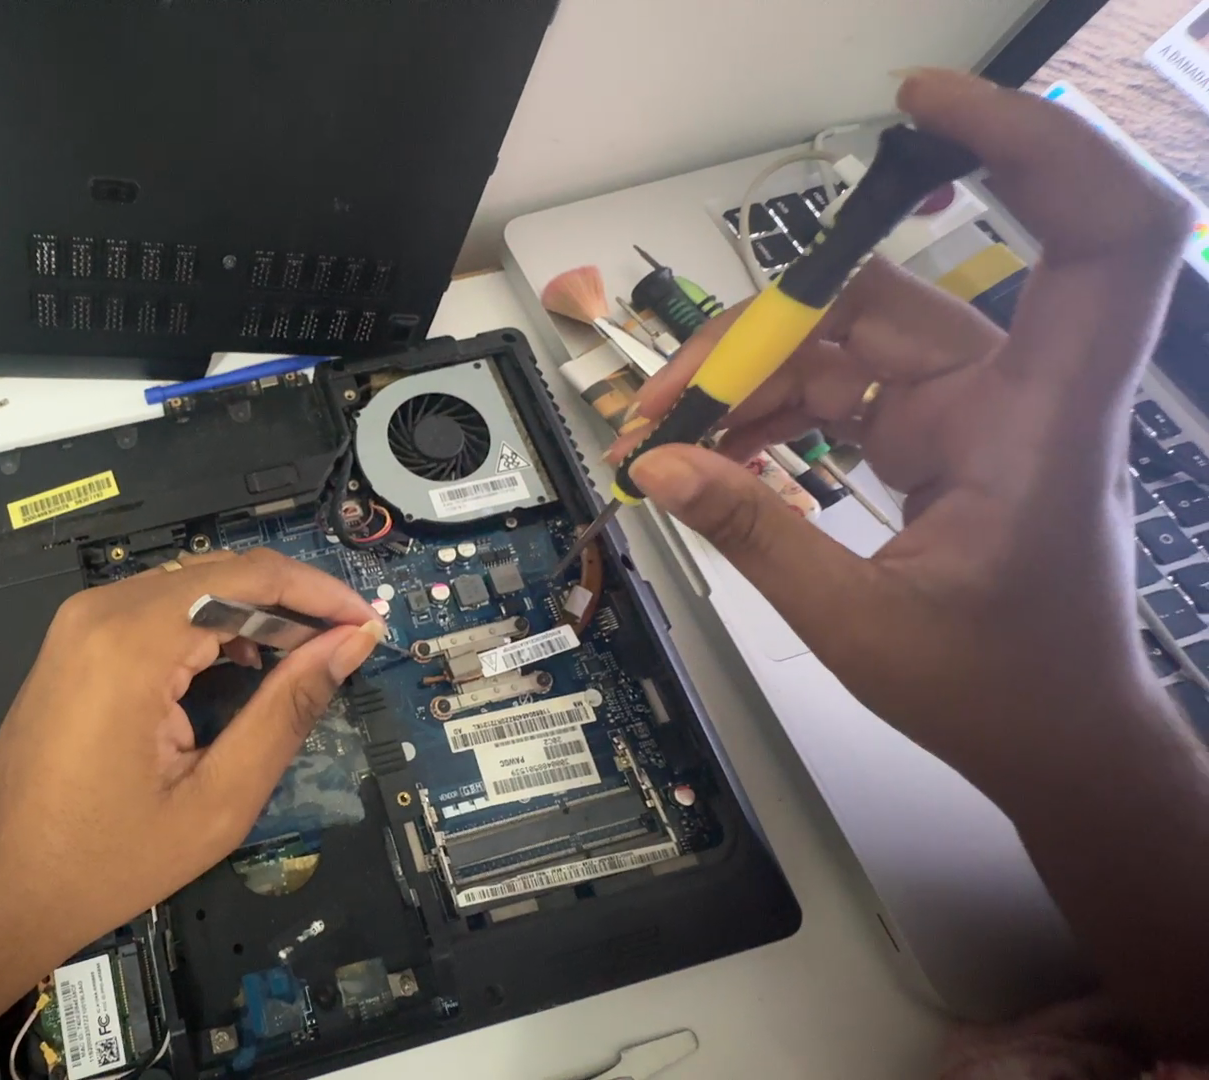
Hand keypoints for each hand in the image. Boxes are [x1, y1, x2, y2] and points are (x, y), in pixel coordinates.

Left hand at [0, 548, 382, 965]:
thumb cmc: (107, 859)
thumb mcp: (217, 798)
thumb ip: (288, 711)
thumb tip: (347, 646)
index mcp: (133, 641)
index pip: (248, 578)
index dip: (319, 593)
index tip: (366, 624)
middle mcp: (102, 610)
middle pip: (221, 573)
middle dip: (290, 603)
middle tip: (340, 648)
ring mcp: (82, 619)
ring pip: (192, 585)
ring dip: (252, 612)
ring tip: (299, 659)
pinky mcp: (77, 637)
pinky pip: (159, 607)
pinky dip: (209, 623)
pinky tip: (238, 663)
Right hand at [607, 69, 1208, 1050]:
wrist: (1047, 740)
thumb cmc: (988, 687)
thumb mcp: (854, 616)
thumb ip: (752, 530)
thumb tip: (656, 463)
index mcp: (1034, 422)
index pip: (1089, 241)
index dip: (1025, 152)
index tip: (919, 110)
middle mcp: (1003, 396)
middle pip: (874, 309)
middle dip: (754, 342)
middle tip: (659, 404)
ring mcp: (957, 418)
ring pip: (835, 352)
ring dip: (741, 387)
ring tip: (660, 439)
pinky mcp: (920, 444)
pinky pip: (826, 399)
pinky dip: (759, 420)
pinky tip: (709, 458)